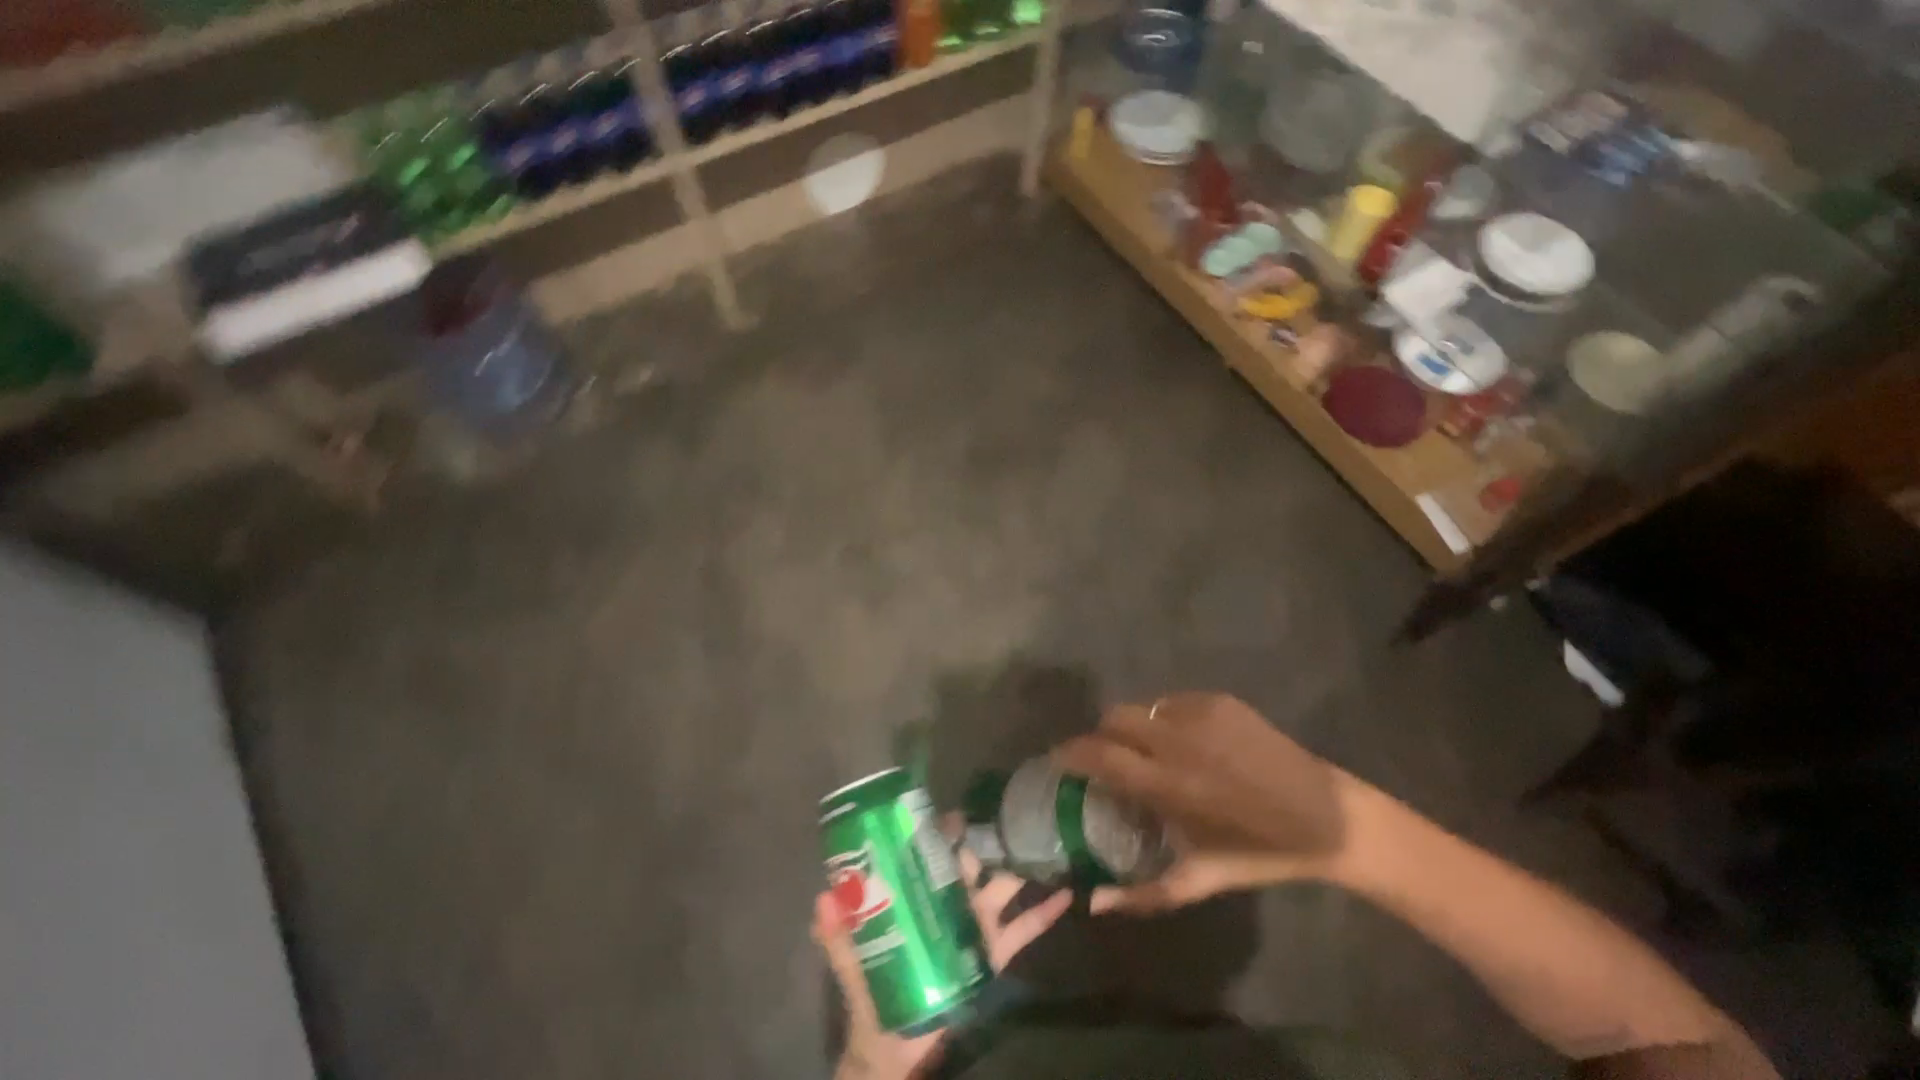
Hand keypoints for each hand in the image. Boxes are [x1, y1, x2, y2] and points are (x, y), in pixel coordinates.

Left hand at [814, 840, 1070, 1079]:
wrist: (896, 1048)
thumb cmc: (874, 999)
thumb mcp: (853, 966)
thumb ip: (838, 937)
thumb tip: (822, 898)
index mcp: (918, 900)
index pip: (929, 856)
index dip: (939, 833)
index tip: (952, 815)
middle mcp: (949, 904)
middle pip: (971, 865)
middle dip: (985, 841)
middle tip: (1008, 817)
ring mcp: (975, 926)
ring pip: (1002, 888)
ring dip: (1021, 867)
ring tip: (1044, 842)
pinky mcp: (994, 955)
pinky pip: (1023, 930)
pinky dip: (1045, 912)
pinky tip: (1067, 893)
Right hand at [1055, 692, 1349, 913]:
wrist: (1328, 818)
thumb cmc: (1259, 854)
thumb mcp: (1200, 879)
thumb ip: (1142, 893)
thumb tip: (1092, 903)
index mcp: (1168, 785)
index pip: (1098, 754)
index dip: (1070, 753)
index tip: (1060, 761)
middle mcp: (1177, 741)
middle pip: (1113, 718)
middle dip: (1102, 735)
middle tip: (1108, 759)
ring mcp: (1201, 714)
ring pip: (1143, 707)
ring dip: (1136, 727)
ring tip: (1150, 752)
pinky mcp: (1222, 701)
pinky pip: (1174, 702)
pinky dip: (1167, 719)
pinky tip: (1186, 744)